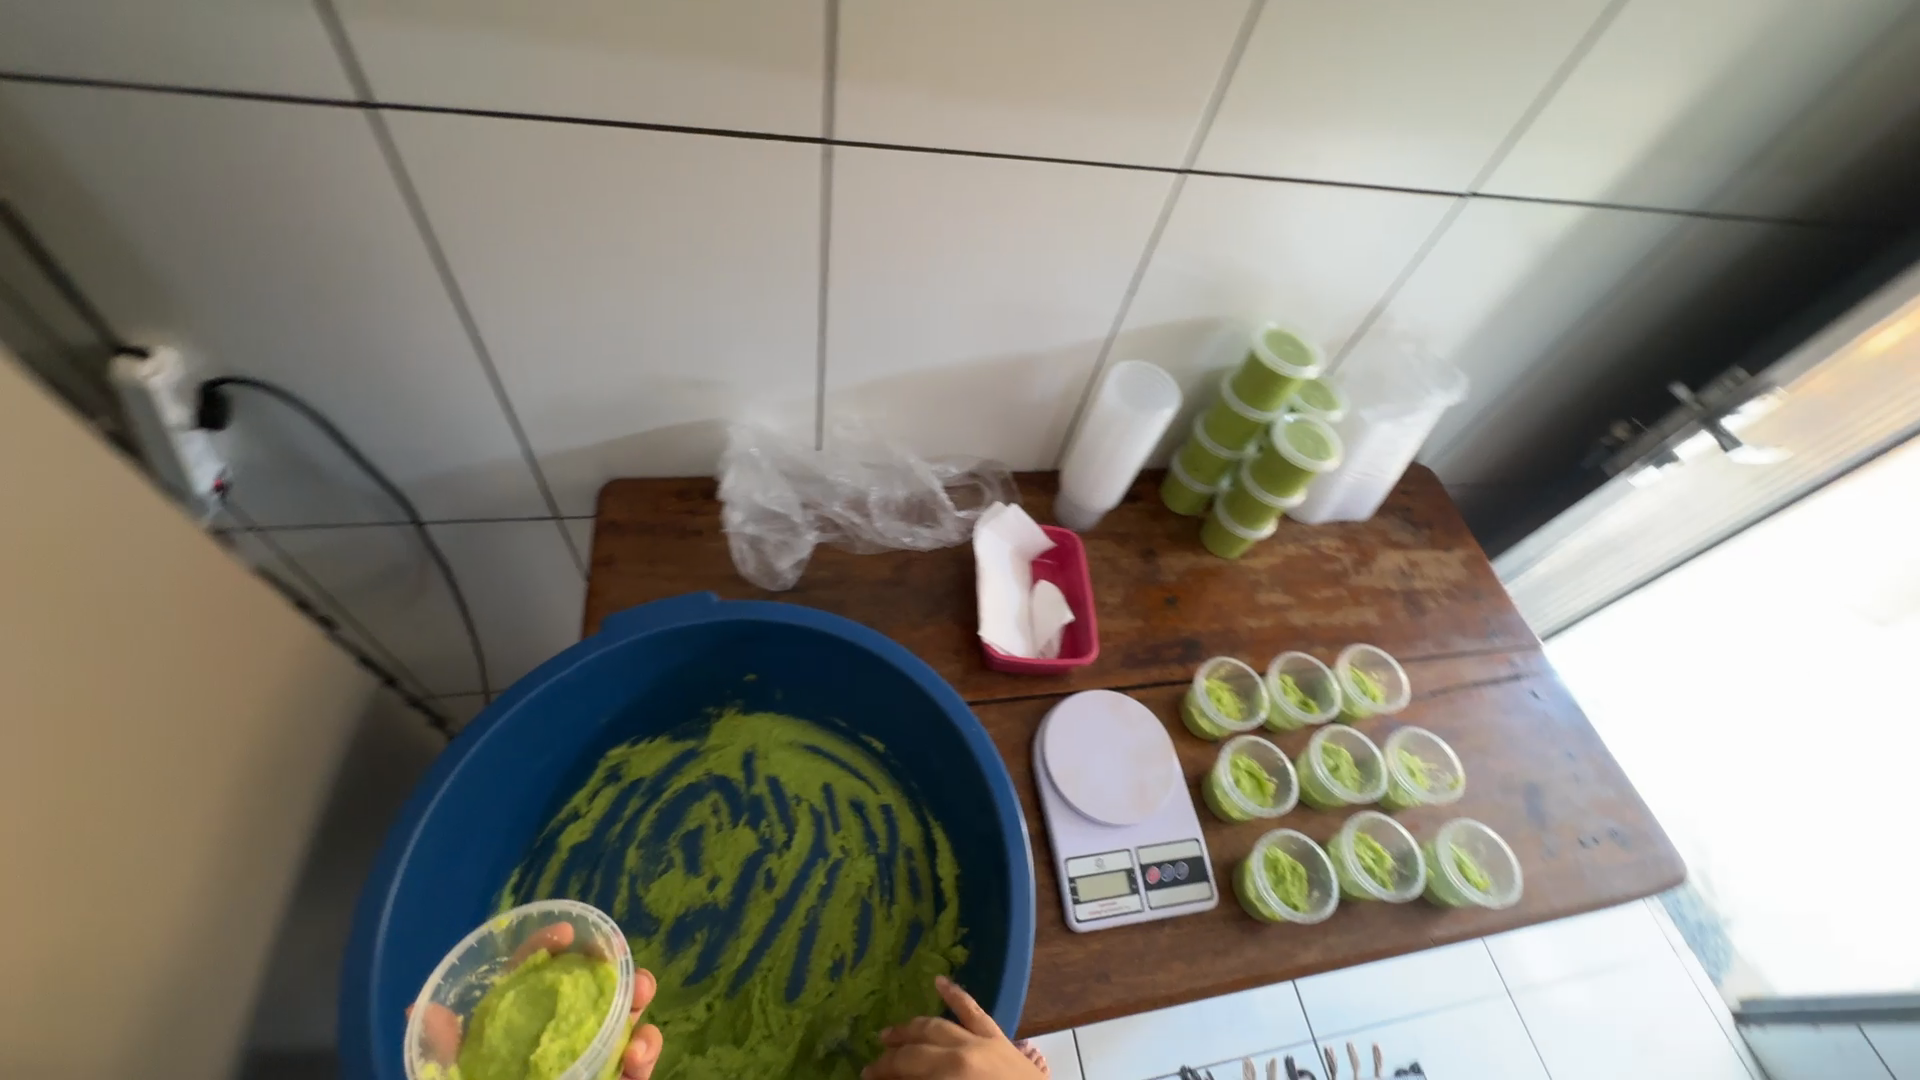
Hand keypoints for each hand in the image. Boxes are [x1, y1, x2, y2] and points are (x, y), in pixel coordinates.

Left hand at [411, 922, 664, 1078]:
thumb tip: (422, 1011)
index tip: (565, 933)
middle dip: (608, 967)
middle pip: (583, 992)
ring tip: (640, 993)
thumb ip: (440, 1065)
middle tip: (619, 958)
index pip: (525, 982)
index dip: (543, 951)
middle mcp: (549, 1048)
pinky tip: (640, 1054)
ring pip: (619, 1022)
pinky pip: (635, 1068)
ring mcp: (585, 1072)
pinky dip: (645, 1053)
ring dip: (635, 1000)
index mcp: (506, 1042)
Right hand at [864, 975, 1045, 1079]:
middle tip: (874, 1060)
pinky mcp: (1001, 1039)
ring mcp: (982, 1041)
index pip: (905, 1066)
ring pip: (939, 1025)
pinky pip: (975, 1011)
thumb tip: (897, 1079)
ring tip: (892, 1031)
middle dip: (893, 1054)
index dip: (883, 1071)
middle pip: (918, 1047)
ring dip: (914, 1027)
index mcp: (950, 1073)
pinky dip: (956, 995)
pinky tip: (940, 982)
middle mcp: (962, 1051)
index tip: (864, 1076)